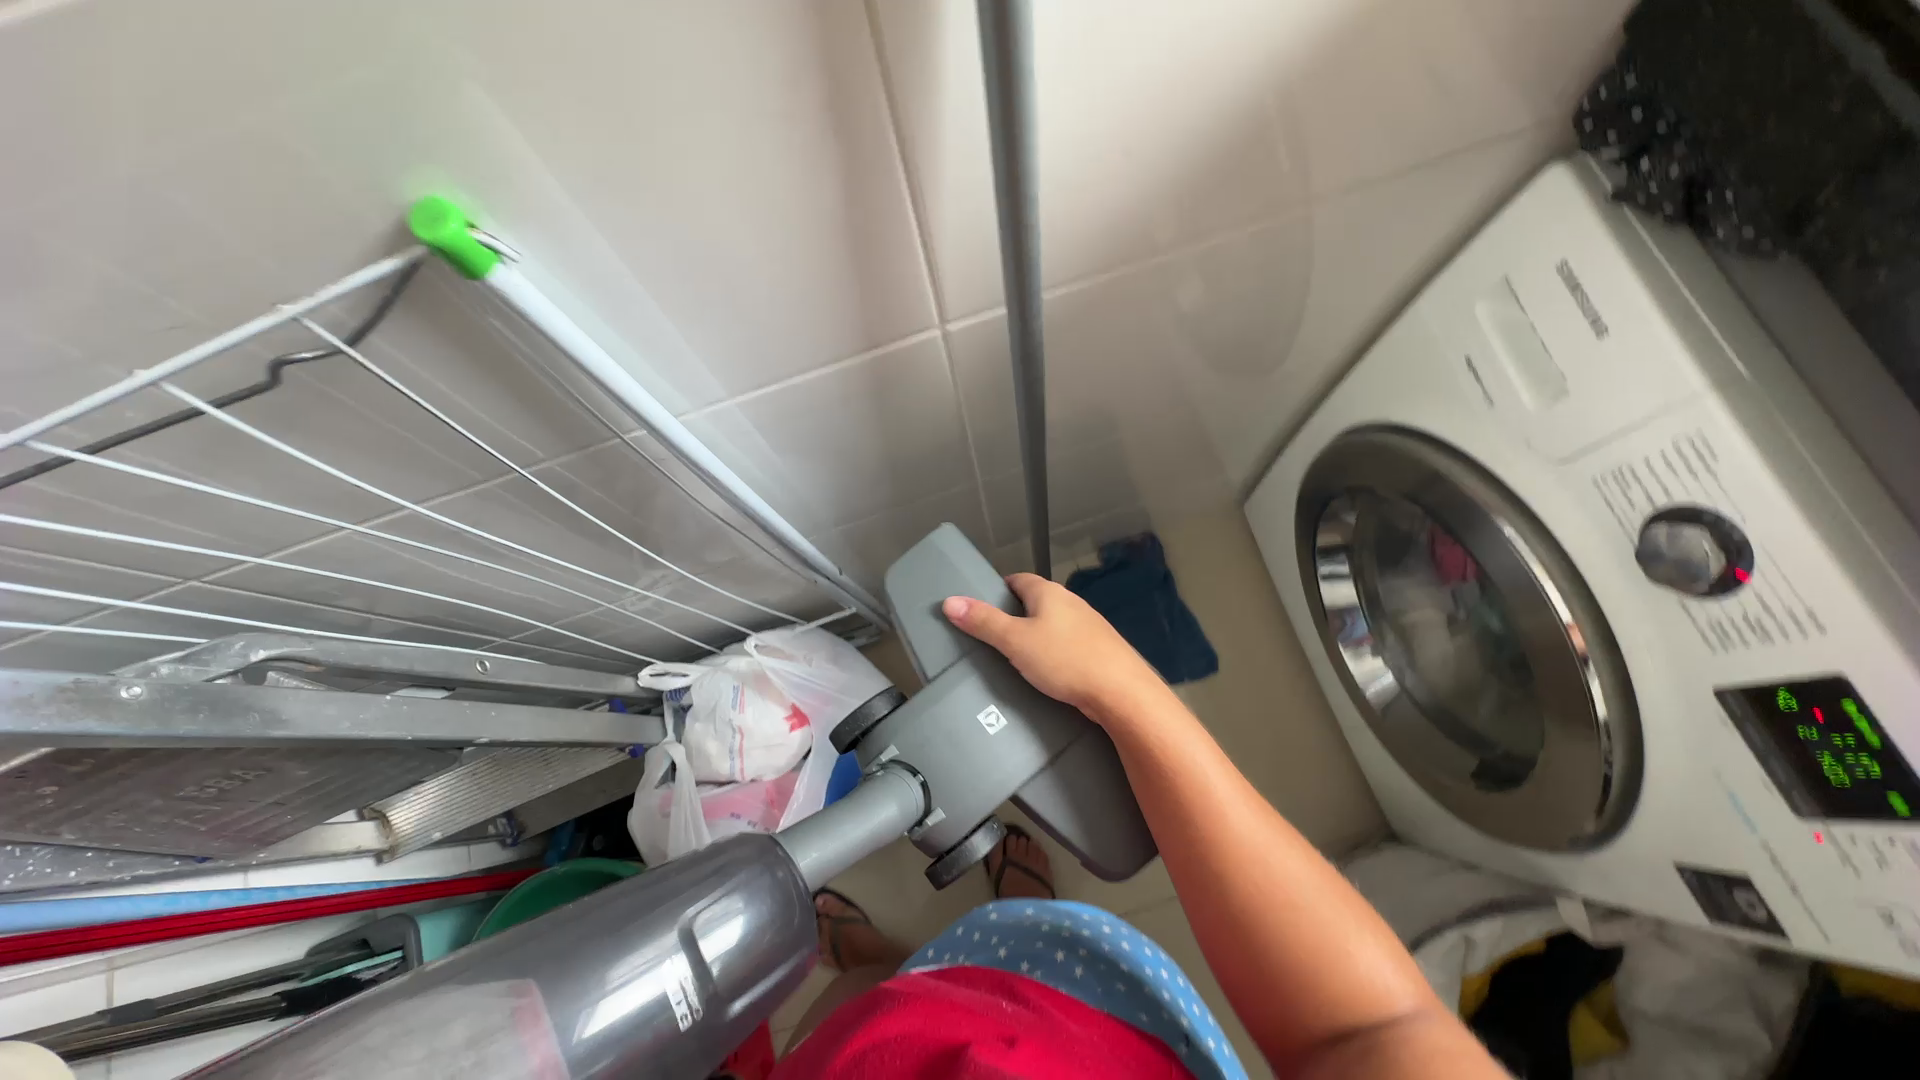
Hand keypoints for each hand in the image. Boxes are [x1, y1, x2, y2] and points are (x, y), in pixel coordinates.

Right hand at [941, 573, 1166, 724]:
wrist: (1121, 692)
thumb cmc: (1064, 659)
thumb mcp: (1015, 641)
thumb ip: (984, 622)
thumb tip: (950, 601)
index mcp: (1049, 593)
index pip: (1018, 580)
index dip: (998, 590)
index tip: (981, 607)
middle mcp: (1071, 603)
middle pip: (1036, 602)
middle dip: (1015, 615)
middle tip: (991, 637)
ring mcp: (1089, 626)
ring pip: (1053, 625)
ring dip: (1036, 636)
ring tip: (1015, 658)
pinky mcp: (1099, 650)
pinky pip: (1067, 645)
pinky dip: (1053, 653)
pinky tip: (1047, 673)